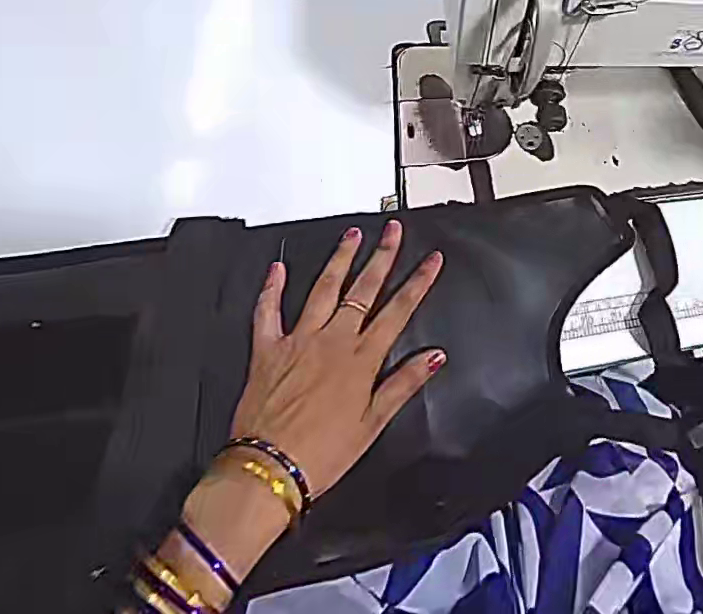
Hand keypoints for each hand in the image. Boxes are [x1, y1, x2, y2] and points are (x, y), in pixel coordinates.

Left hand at [228, 219, 445, 497]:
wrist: (267, 472)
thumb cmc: (321, 453)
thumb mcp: (374, 422)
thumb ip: (405, 383)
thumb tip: (435, 356)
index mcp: (361, 358)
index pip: (399, 309)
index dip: (419, 281)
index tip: (432, 259)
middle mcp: (333, 341)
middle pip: (365, 288)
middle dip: (383, 256)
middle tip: (393, 231)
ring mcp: (300, 341)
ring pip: (324, 289)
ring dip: (341, 259)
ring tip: (353, 235)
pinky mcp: (268, 350)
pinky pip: (268, 312)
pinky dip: (271, 289)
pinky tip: (278, 269)